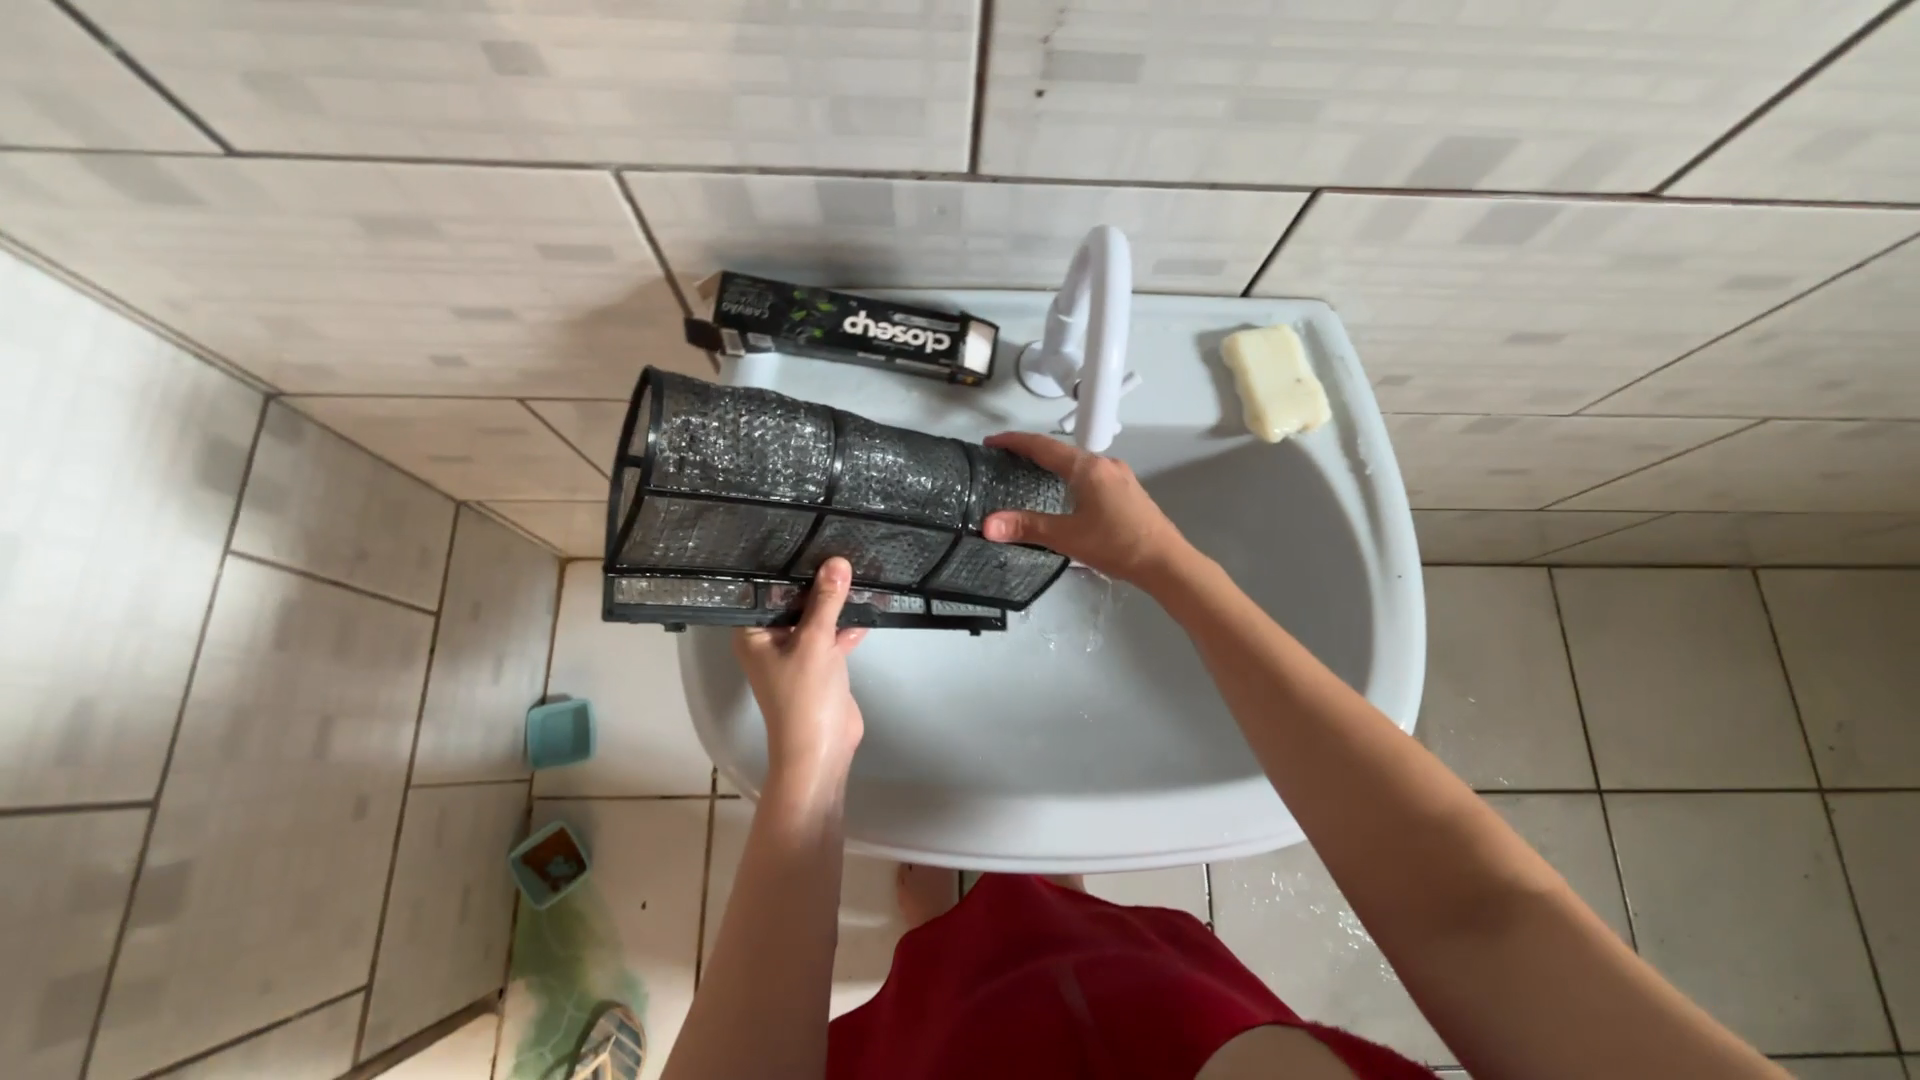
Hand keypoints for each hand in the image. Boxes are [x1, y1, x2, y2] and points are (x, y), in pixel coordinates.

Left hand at [732, 557, 867, 791]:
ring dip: (835, 603)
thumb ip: (827, 601)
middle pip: (794, 602)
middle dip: (817, 583)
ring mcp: (796, 654)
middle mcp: (770, 640)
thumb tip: (838, 561)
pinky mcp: (820, 666)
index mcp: (753, 634)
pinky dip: (847, 625)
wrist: (822, 749)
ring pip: (816, 619)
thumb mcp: (815, 641)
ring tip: (857, 569)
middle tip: (837, 546)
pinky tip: (869, 607)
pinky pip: (832, 636)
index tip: (806, 538)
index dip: (786, 567)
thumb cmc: (804, 694)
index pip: (766, 591)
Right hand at [981, 432, 1193, 586]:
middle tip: (1006, 459)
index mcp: (1087, 468)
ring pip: (1078, 462)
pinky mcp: (1127, 491)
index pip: (1043, 446)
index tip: (992, 442)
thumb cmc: (1116, 545)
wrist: (1165, 561)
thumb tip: (988, 524)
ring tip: (1030, 473)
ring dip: (1053, 464)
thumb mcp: (1067, 537)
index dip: (1014, 441)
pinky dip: (1070, 476)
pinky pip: (1091, 474)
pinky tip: (1066, 492)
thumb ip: (1027, 527)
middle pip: (1061, 450)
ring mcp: (1120, 476)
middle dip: (1032, 451)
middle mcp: (1105, 464)